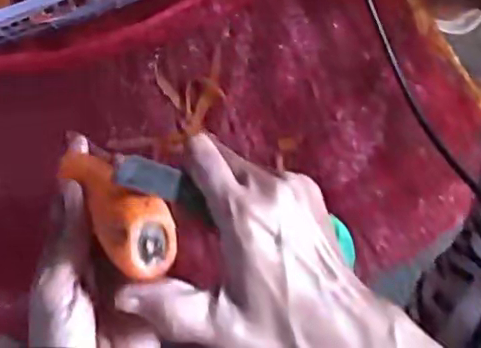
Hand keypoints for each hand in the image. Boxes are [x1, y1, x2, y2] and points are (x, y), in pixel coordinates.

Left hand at [30, 134, 159, 347]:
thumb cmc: (59, 339)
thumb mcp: (54, 288)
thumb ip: (64, 238)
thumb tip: (71, 185)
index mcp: (68, 253)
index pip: (76, 205)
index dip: (80, 174)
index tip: (82, 140)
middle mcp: (98, 258)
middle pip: (108, 211)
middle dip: (115, 181)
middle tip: (123, 154)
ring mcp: (128, 277)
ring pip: (135, 229)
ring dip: (140, 201)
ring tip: (146, 171)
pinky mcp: (155, 298)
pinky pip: (160, 262)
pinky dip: (165, 236)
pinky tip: (170, 209)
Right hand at [112, 134, 437, 347]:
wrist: (357, 336)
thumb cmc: (287, 333)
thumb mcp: (225, 327)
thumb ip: (171, 307)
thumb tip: (123, 295)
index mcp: (242, 211)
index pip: (198, 151)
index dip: (178, 163)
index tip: (170, 187)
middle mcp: (267, 185)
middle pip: (217, 154)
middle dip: (201, 176)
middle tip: (198, 215)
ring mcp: (292, 183)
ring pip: (240, 164)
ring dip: (227, 185)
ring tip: (232, 228)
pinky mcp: (308, 187)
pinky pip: (264, 174)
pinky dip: (253, 191)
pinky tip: (261, 229)